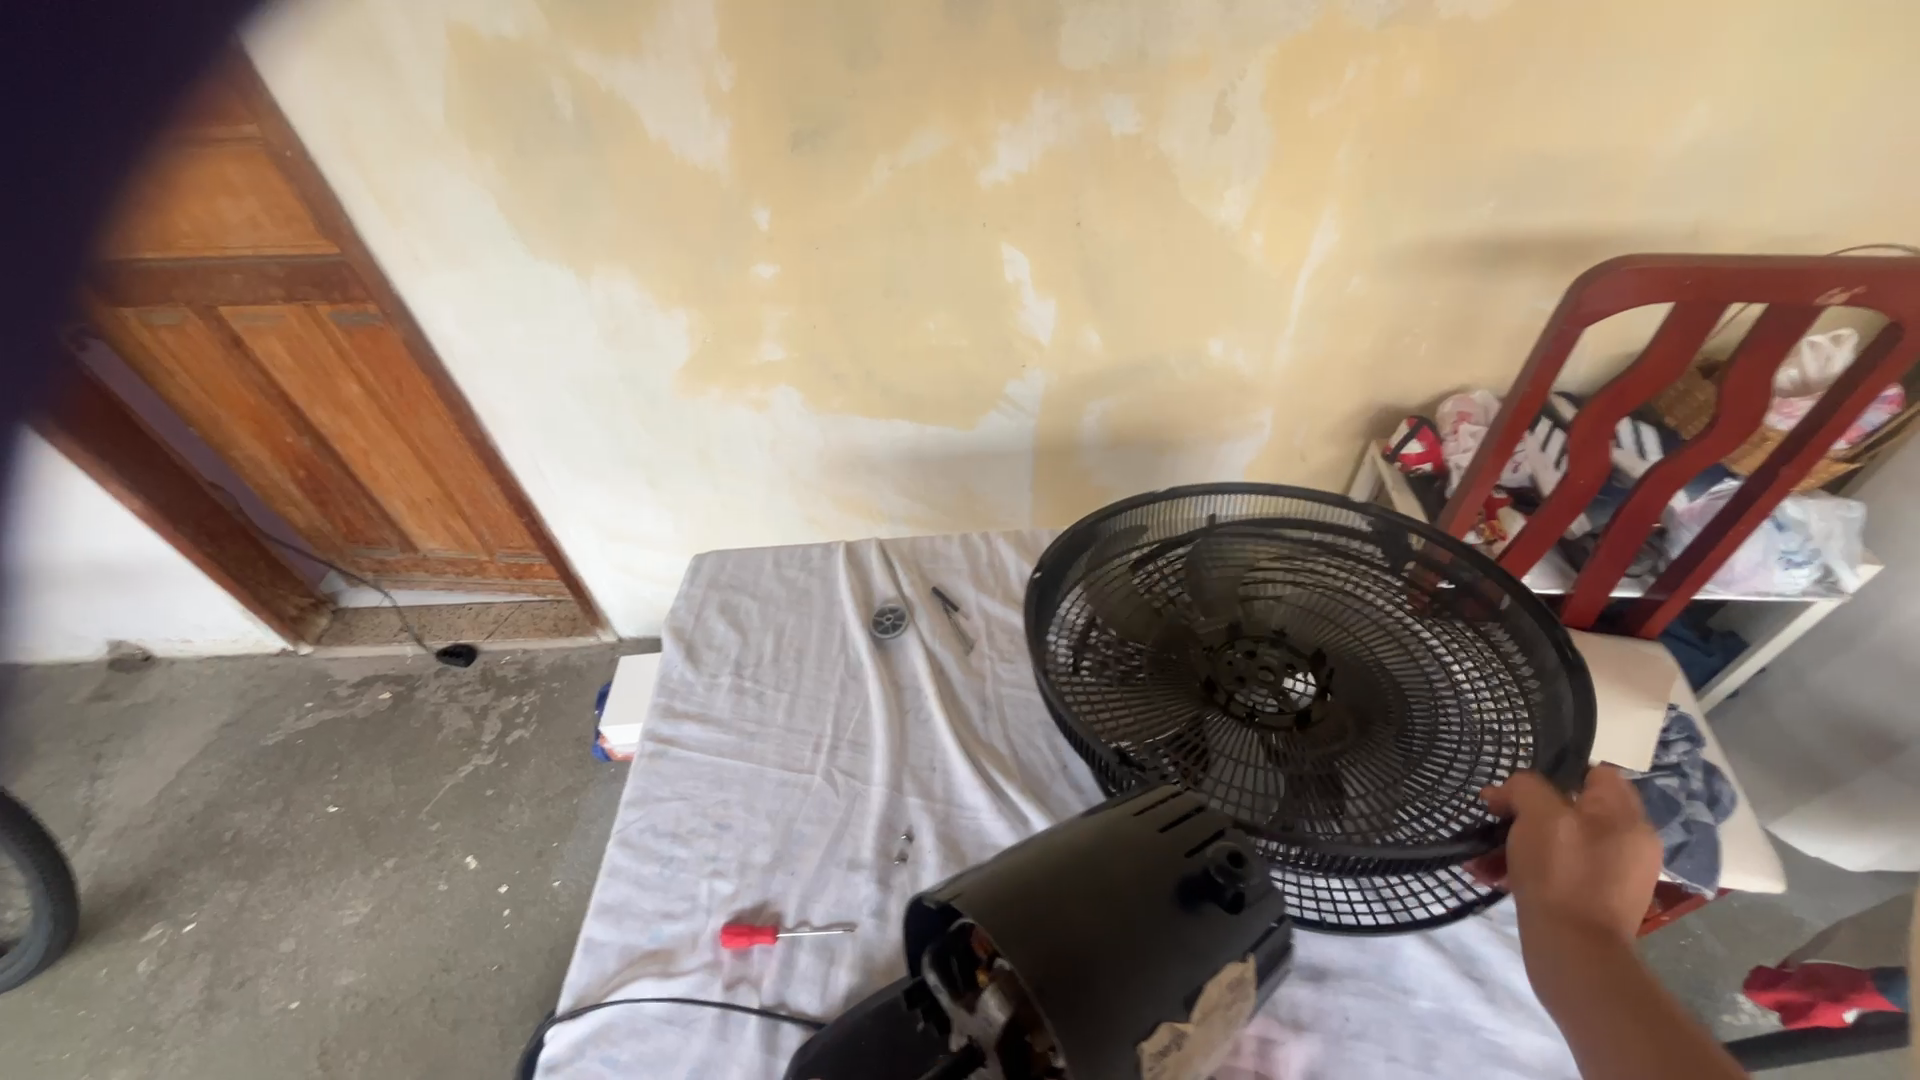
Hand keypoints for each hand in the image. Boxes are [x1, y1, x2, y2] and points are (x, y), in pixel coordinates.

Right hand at [1476, 766, 1662, 945]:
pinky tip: (1492, 874)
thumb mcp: (1539, 814)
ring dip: (1517, 839)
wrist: (1573, 950)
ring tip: (1483, 850)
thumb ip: (1526, 787)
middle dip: (1527, 809)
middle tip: (1494, 815)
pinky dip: (1525, 866)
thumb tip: (1509, 792)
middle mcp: (1627, 843)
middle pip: (1572, 807)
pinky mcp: (1592, 898)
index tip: (1521, 786)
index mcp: (1626, 819)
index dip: (1558, 771)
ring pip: (1558, 839)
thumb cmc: (1561, 873)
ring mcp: (1611, 873)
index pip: (1599, 774)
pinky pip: (1556, 868)